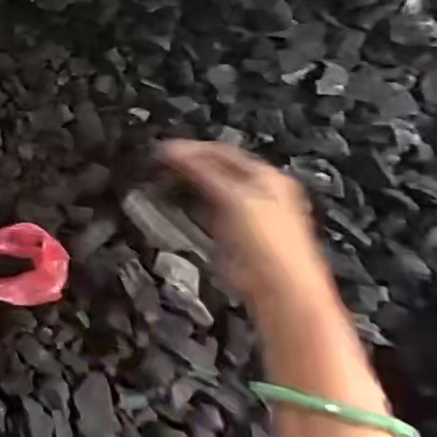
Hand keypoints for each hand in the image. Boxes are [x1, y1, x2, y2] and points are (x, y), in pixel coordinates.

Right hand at [158, 140, 330, 301]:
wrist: (278, 288)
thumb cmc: (270, 243)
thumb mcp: (232, 196)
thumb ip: (200, 170)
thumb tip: (171, 150)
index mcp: (267, 177)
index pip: (220, 152)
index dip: (190, 149)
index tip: (163, 150)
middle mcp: (258, 192)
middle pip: (213, 168)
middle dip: (185, 165)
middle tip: (158, 163)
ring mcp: (245, 212)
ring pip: (206, 187)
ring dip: (183, 182)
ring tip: (160, 179)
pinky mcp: (230, 231)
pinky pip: (203, 207)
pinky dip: (186, 201)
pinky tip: (172, 201)